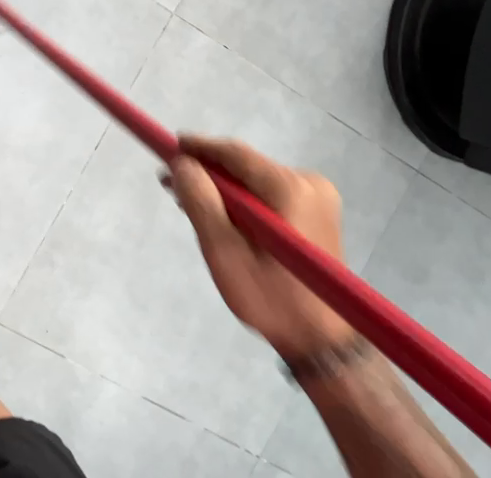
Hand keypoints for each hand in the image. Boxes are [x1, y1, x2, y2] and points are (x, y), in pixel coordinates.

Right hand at [165, 135, 353, 362]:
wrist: (324, 343)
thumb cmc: (271, 298)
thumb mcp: (224, 252)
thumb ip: (200, 201)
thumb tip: (181, 162)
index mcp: (289, 188)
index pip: (234, 153)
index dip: (197, 147)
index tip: (166, 148)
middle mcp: (309, 183)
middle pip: (244, 166)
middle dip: (207, 174)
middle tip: (172, 186)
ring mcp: (318, 198)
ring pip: (254, 181)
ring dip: (223, 191)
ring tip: (192, 205)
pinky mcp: (318, 213)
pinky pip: (269, 194)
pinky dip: (243, 202)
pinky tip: (223, 218)